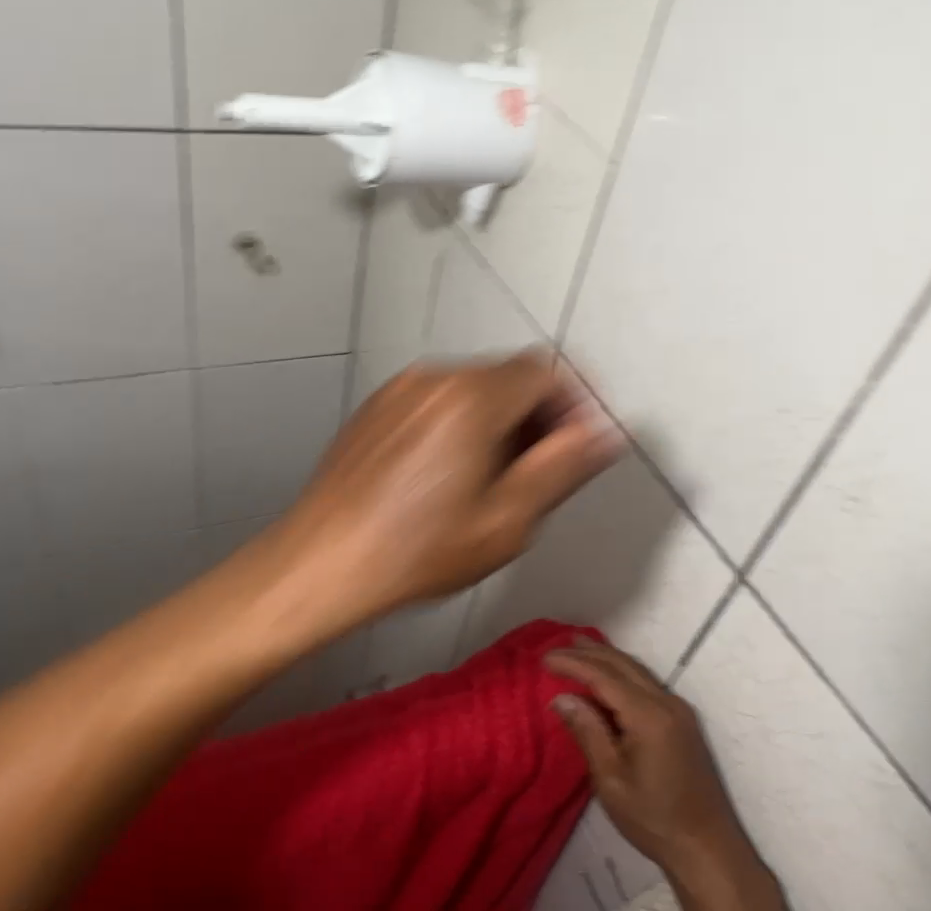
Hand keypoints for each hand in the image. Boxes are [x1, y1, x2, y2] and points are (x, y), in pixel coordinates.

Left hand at [266, 350, 622, 626]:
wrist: (324, 561)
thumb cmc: (419, 550)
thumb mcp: (507, 521)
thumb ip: (563, 466)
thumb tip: (607, 432)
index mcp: (472, 397)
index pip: (546, 369)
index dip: (574, 404)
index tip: (576, 449)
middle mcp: (435, 377)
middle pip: (509, 376)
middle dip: (536, 416)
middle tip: (538, 475)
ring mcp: (400, 390)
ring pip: (473, 389)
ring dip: (499, 422)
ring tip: (492, 483)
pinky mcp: (377, 408)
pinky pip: (437, 402)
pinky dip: (460, 425)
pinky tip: (447, 478)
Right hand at [545, 638, 776, 902]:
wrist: (706, 847)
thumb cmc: (653, 819)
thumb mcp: (611, 780)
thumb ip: (588, 732)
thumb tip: (562, 697)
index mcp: (648, 716)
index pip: (604, 676)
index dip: (573, 664)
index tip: (543, 658)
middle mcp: (666, 703)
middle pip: (623, 665)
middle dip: (590, 652)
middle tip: (558, 644)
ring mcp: (678, 711)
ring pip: (637, 671)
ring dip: (607, 658)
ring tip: (579, 649)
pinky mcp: (682, 722)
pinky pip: (647, 684)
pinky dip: (622, 673)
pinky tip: (608, 677)